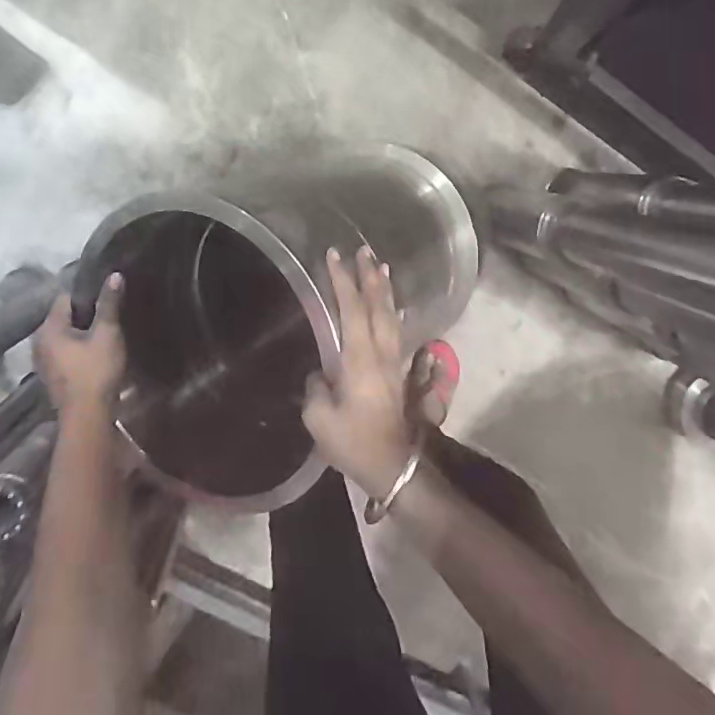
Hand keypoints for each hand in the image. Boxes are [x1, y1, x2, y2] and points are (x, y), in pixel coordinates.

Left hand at [34, 273, 126, 415]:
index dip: (87, 295)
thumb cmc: (97, 370)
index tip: (107, 297)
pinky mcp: (52, 375)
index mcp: (49, 328)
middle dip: (85, 314)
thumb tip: (114, 275)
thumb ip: (109, 304)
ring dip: (81, 333)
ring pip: (64, 336)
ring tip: (105, 335)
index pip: (65, 298)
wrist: (87, 414)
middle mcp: (39, 341)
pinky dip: (78, 349)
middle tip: (110, 316)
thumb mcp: (108, 334)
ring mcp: (42, 361)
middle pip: (63, 317)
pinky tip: (95, 354)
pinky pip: (64, 352)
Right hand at [303, 247, 415, 494]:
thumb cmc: (354, 442)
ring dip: (385, 290)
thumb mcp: (320, 418)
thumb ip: (316, 389)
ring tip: (382, 267)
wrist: (393, 464)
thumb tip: (321, 374)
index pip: (351, 309)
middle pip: (378, 306)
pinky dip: (393, 313)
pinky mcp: (398, 374)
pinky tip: (394, 308)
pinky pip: (396, 333)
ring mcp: (393, 362)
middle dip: (369, 276)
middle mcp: (381, 353)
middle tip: (364, 250)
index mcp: (360, 359)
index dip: (343, 281)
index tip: (334, 255)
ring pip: (391, 317)